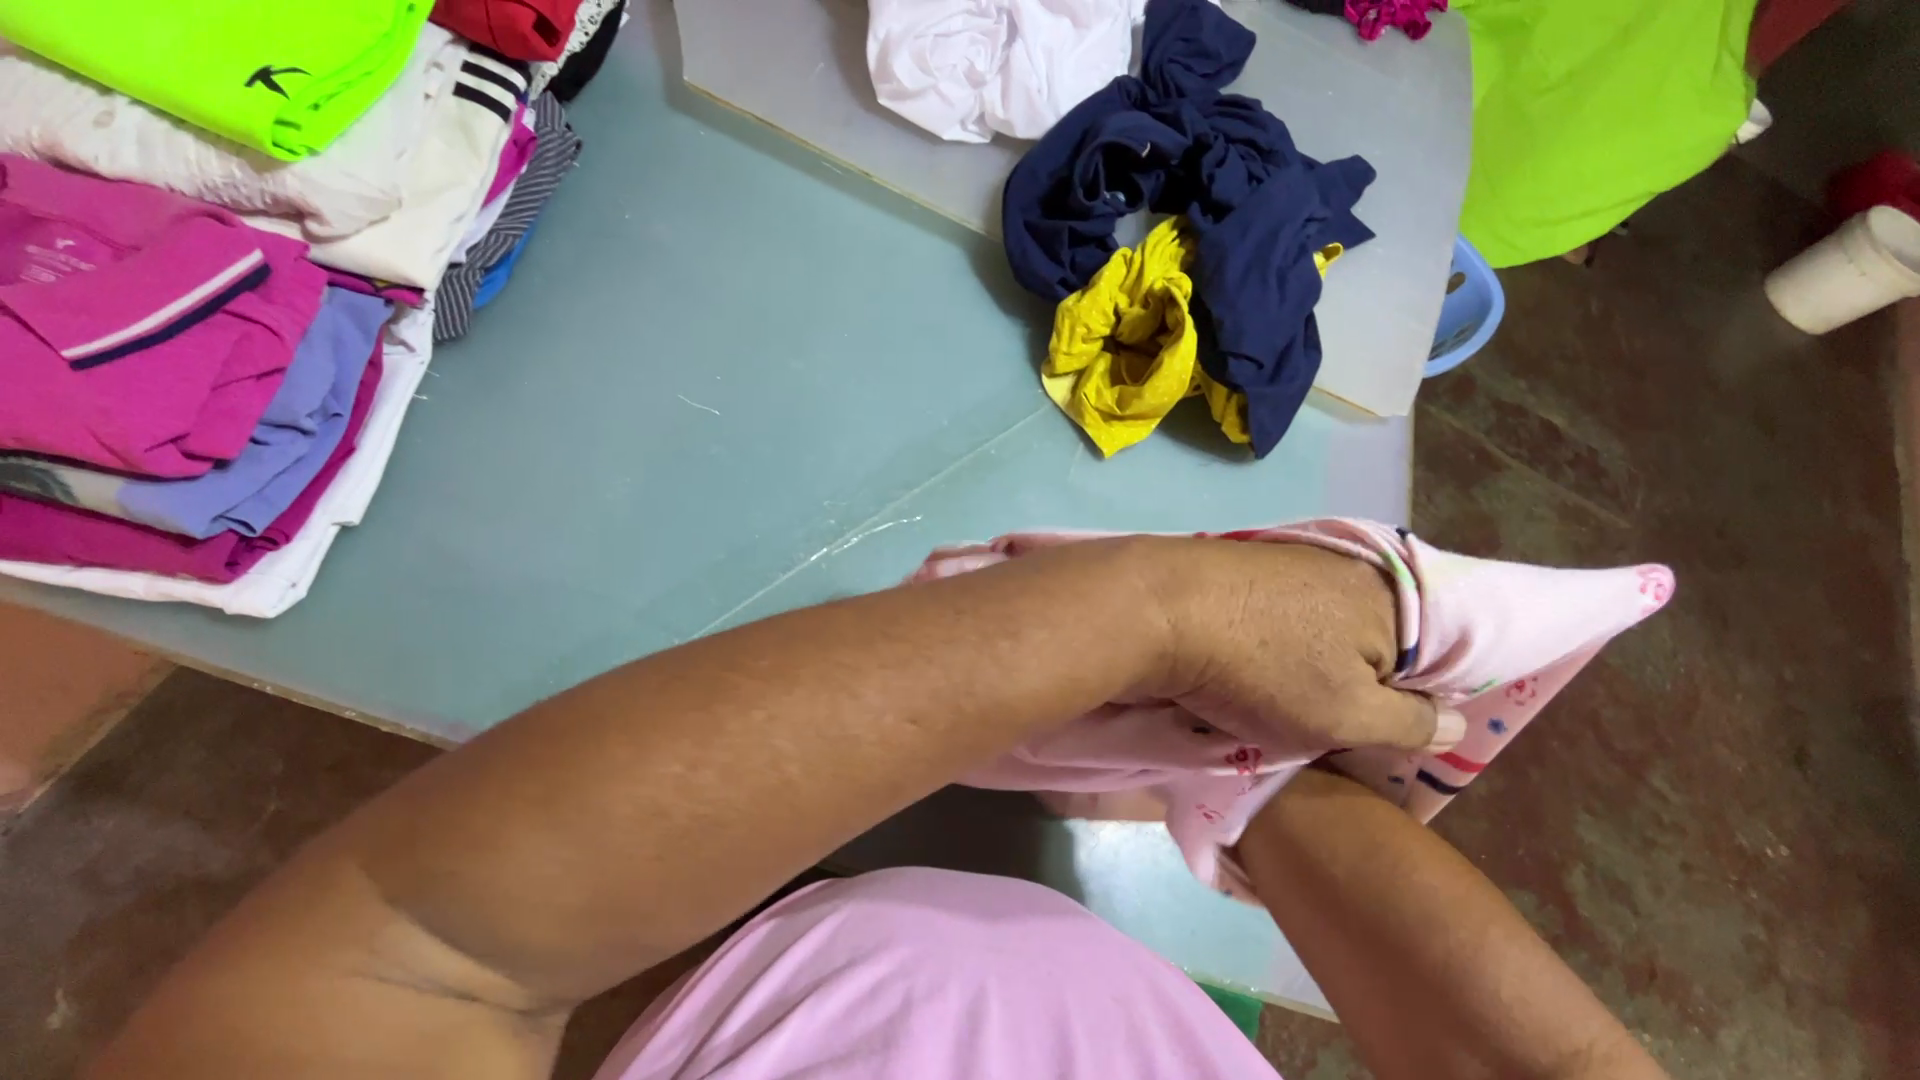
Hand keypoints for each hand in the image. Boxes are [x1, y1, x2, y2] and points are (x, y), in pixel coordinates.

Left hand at [1126, 536, 1462, 758]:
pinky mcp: (1244, 565)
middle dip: (1359, 680)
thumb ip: (1410, 721)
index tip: (1383, 731)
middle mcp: (1349, 568)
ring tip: (1281, 697)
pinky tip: (1249, 663)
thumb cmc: (1261, 669)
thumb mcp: (1348, 716)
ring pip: (1323, 627)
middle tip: (1326, 720)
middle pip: (1375, 637)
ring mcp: (1291, 561)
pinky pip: (1279, 614)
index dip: (1414, 699)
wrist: (1156, 610)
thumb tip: (1456, 722)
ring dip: (1310, 664)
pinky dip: (1272, 640)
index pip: (1434, 654)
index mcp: (1391, 599)